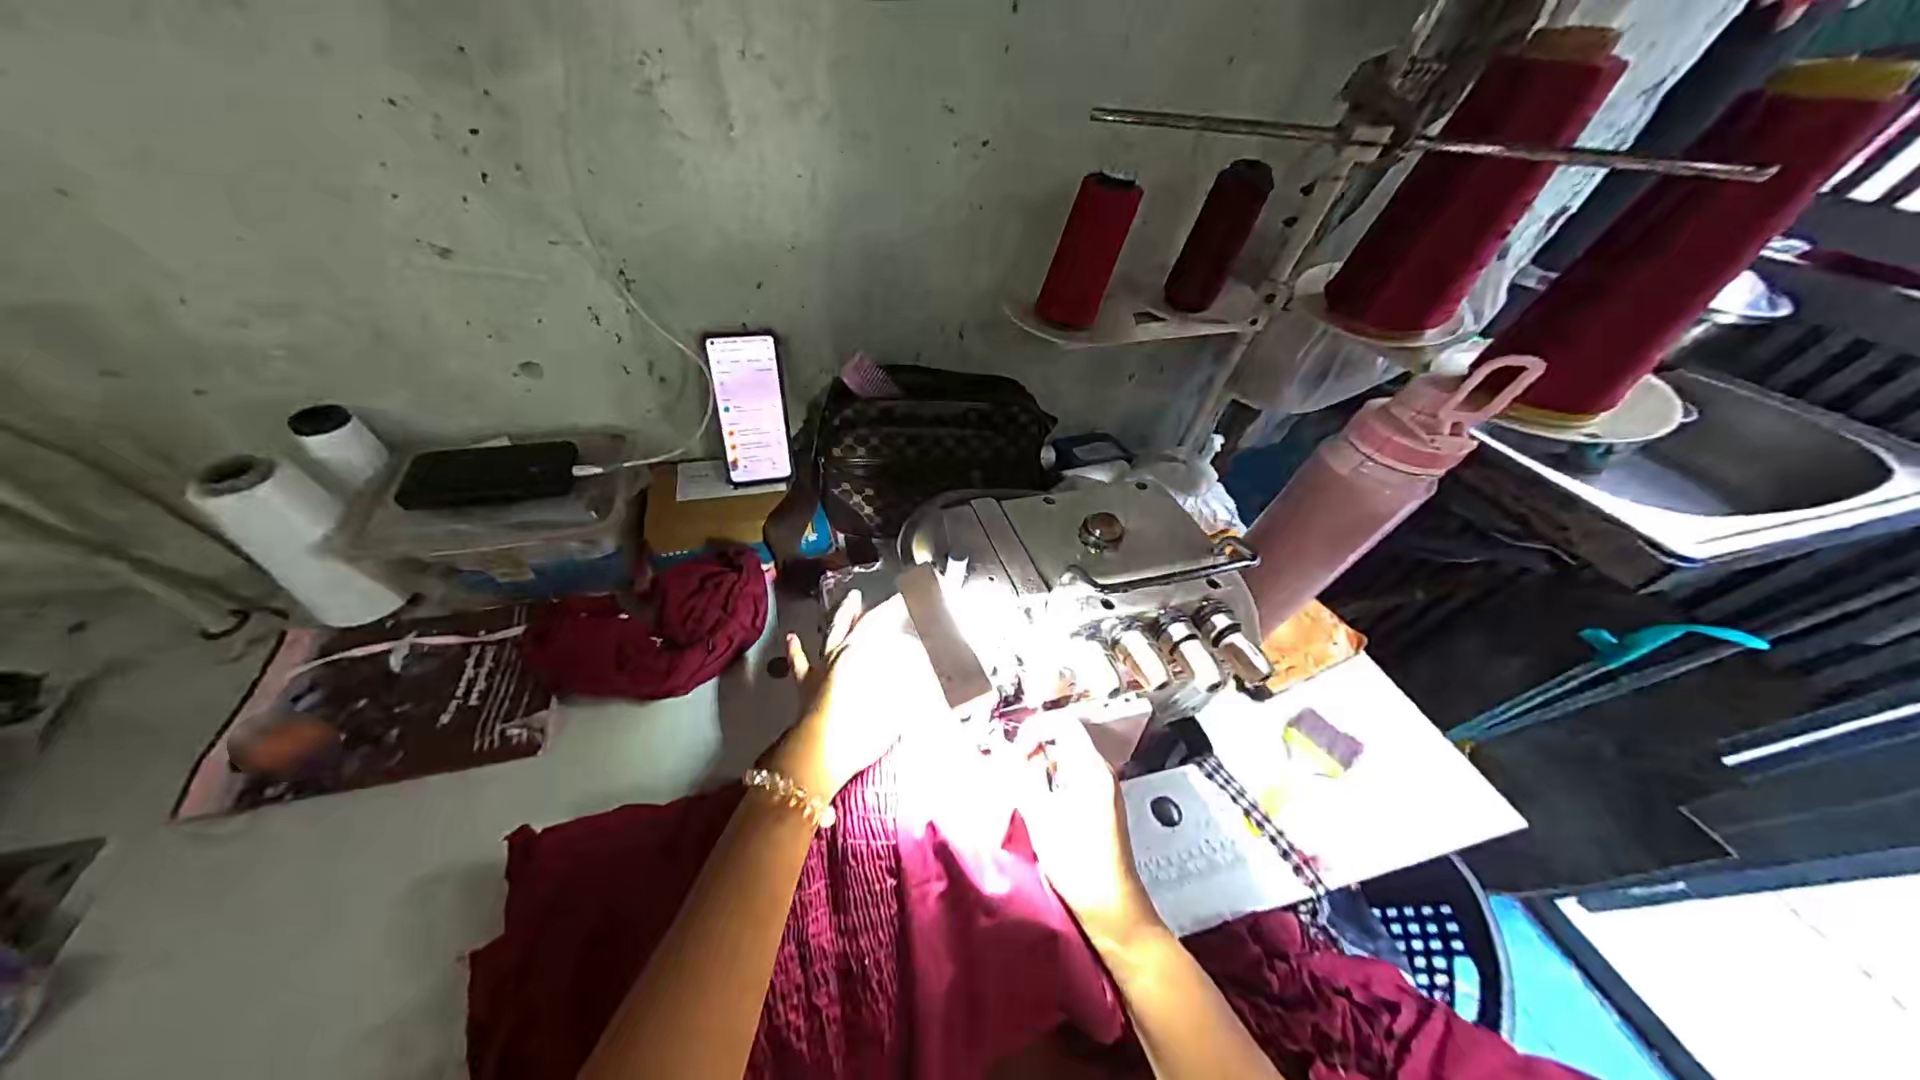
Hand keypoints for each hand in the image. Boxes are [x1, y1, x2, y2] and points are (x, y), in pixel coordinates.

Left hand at [765, 591, 943, 799]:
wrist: (820, 753)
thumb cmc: (859, 729)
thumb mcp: (894, 707)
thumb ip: (906, 688)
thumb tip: (920, 672)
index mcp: (858, 653)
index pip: (877, 622)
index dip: (891, 609)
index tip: (902, 598)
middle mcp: (837, 654)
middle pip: (849, 623)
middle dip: (859, 608)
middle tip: (864, 594)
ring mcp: (819, 668)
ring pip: (828, 636)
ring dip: (837, 619)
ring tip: (845, 603)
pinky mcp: (804, 685)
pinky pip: (799, 662)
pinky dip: (796, 650)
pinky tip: (792, 637)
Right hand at [1010, 714, 1164, 951]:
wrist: (1112, 910)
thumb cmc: (1077, 863)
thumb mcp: (1040, 816)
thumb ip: (1022, 776)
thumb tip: (1008, 751)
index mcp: (1091, 768)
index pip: (1062, 722)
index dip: (1034, 728)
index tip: (1013, 751)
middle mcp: (1101, 772)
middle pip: (1063, 740)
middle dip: (1033, 750)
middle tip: (1011, 773)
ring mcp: (1102, 789)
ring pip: (1065, 761)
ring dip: (1040, 769)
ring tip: (1020, 791)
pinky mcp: (1099, 807)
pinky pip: (1071, 779)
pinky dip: (1050, 784)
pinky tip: (1038, 808)